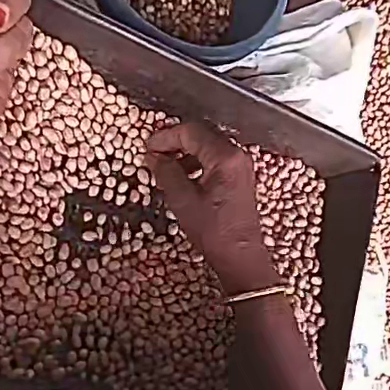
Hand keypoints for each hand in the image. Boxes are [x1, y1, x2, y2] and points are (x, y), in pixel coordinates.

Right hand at [145, 123, 279, 292]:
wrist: (240, 257)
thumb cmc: (214, 232)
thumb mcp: (183, 201)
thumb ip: (166, 172)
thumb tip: (154, 156)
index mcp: (225, 157)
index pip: (191, 132)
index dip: (165, 137)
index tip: (148, 146)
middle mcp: (237, 156)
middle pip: (201, 135)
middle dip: (175, 142)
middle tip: (153, 153)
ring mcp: (241, 167)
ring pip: (207, 147)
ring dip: (185, 153)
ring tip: (165, 167)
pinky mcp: (239, 179)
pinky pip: (215, 161)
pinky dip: (197, 164)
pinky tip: (182, 178)